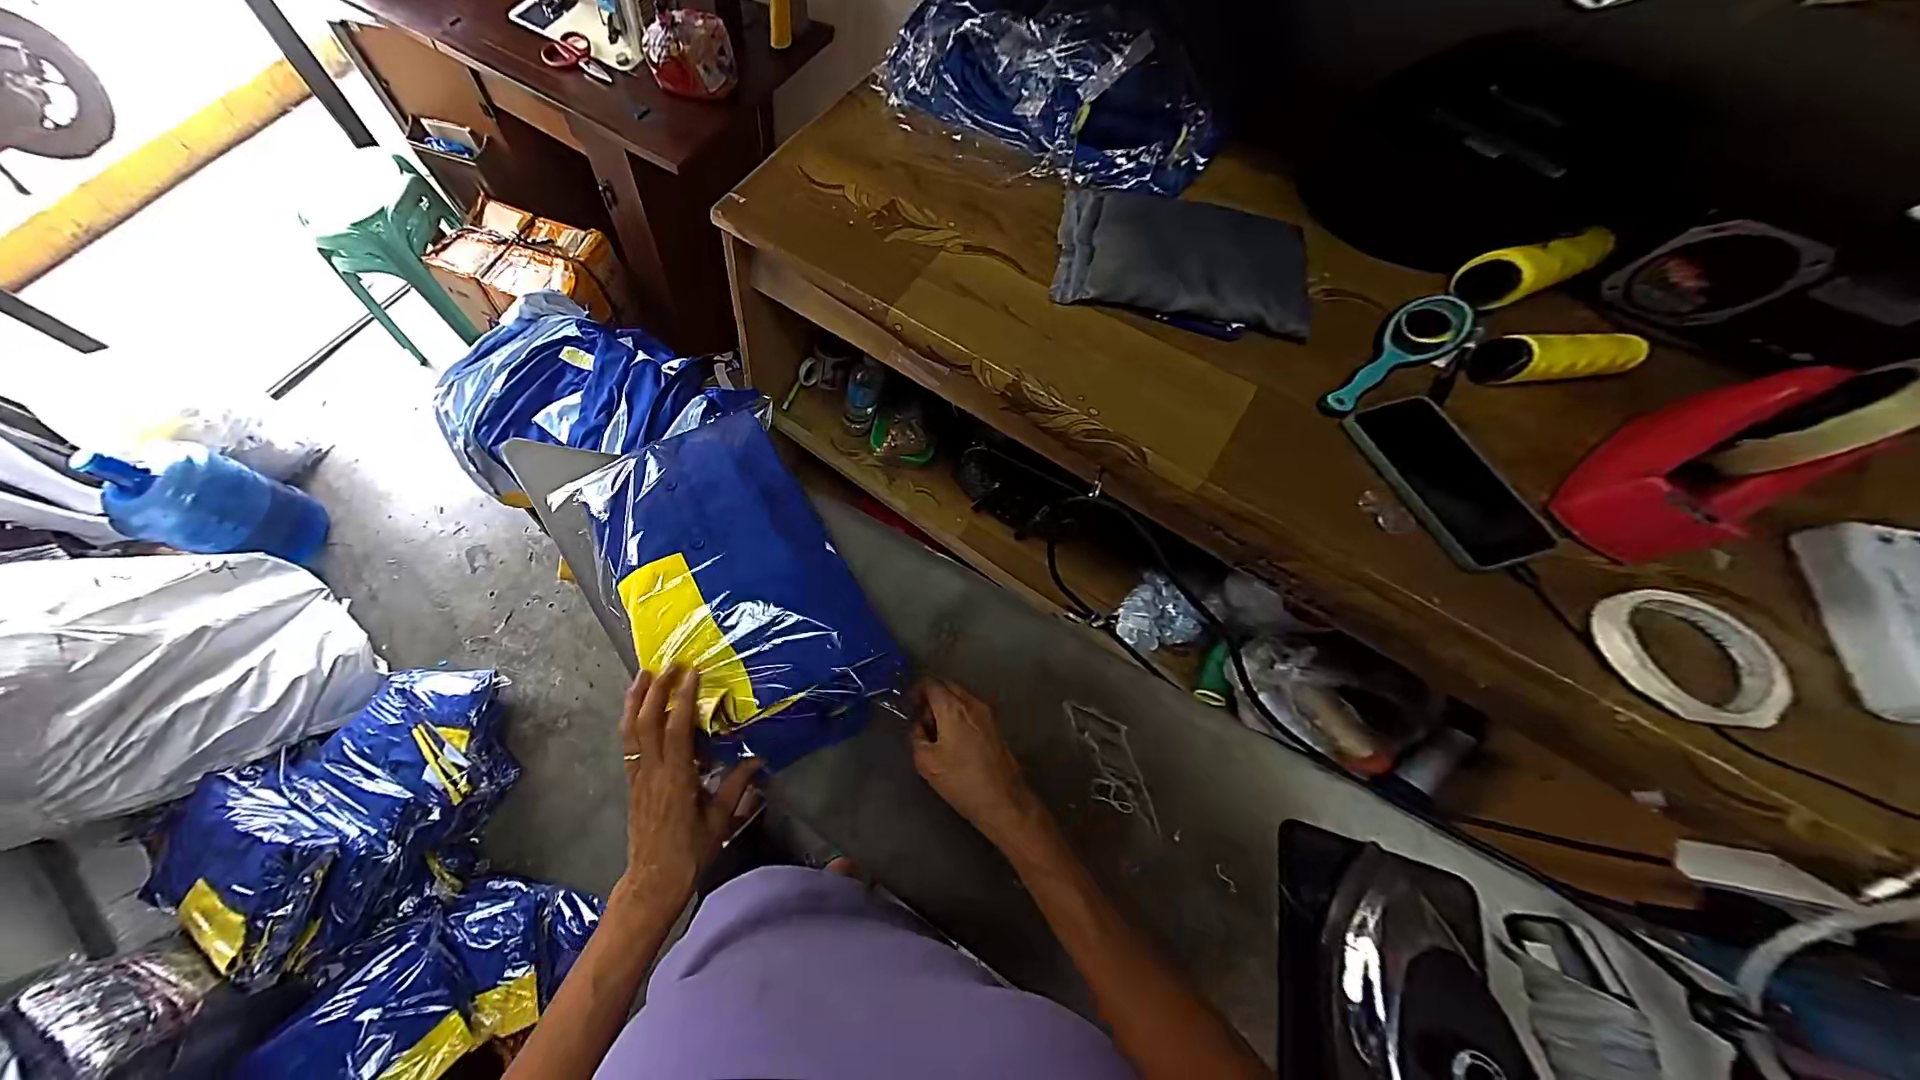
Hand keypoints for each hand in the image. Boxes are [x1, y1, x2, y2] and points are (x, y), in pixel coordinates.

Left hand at [613, 667, 759, 912]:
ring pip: (630, 730)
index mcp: (676, 778)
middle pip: (646, 722)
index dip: (682, 698)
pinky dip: (631, 720)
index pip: (676, 729)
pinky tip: (637, 709)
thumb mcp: (720, 819)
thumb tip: (757, 759)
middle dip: (656, 689)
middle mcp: (652, 772)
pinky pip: (628, 744)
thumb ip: (736, 785)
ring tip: (644, 675)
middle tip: (669, 665)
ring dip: (636, 700)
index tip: (691, 673)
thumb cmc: (690, 851)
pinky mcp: (632, 782)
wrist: (653, 880)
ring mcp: (638, 776)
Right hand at [911, 677, 1044, 843]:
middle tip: (919, 715)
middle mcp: (973, 702)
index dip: (915, 689)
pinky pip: (971, 707)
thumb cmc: (962, 781)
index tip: (907, 704)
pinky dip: (959, 712)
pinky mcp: (996, 725)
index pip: (930, 683)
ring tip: (935, 729)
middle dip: (931, 694)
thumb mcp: (926, 762)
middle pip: (947, 684)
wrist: (1004, 800)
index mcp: (953, 708)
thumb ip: (916, 737)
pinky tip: (953, 736)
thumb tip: (919, 725)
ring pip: (961, 695)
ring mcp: (988, 712)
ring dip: (945, 703)